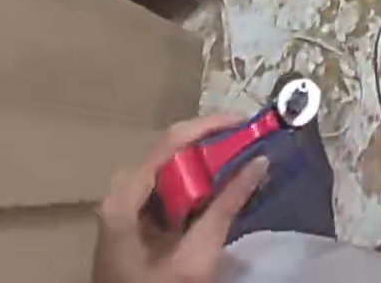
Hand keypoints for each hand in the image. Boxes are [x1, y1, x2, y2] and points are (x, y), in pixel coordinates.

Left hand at [93, 116, 270, 282]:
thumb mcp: (197, 258)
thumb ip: (228, 205)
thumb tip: (260, 161)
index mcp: (125, 195)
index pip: (173, 140)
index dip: (211, 126)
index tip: (245, 122)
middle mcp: (120, 189)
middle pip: (172, 149)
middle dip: (212, 143)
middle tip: (248, 141)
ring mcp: (122, 204)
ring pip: (170, 165)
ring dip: (205, 161)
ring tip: (239, 157)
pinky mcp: (130, 218)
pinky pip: (165, 184)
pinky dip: (193, 182)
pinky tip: (217, 185)